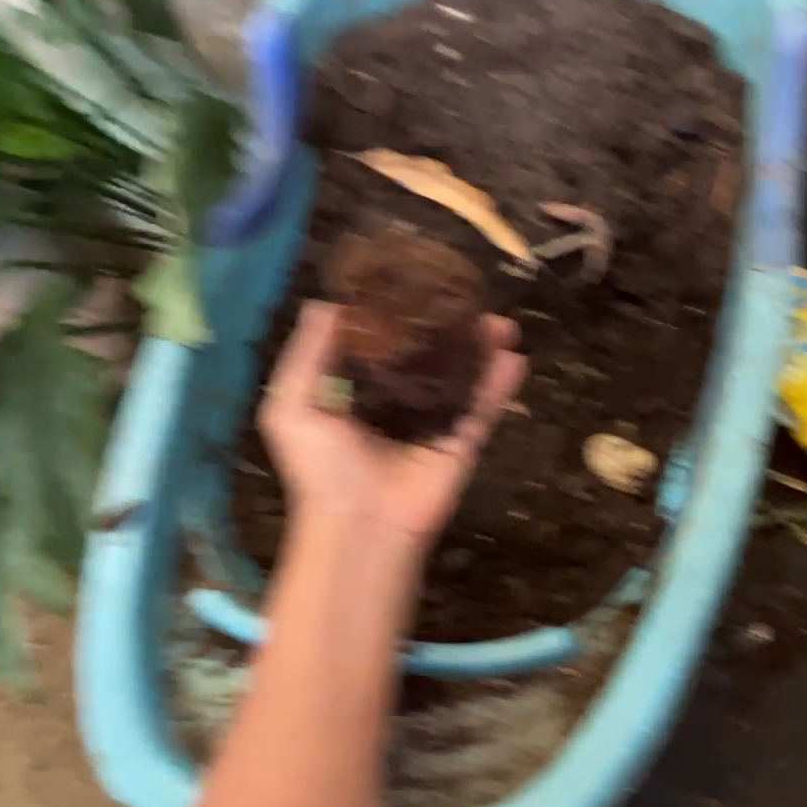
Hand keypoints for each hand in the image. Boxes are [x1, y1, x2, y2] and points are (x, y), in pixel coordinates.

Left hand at [259, 301, 527, 545]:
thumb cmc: (320, 466)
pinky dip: (500, 384)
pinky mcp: (462, 442)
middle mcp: (399, 405)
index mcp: (357, 394)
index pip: (380, 346)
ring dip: (480, 349)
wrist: (360, 525)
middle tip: (462, 297)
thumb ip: (309, 353)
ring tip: (498, 319)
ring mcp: (434, 424)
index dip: (395, 315)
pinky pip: (484, 408)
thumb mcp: (292, 403)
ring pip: (462, 378)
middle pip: (428, 358)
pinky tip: (514, 354)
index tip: (410, 282)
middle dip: (446, 329)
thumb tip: (328, 302)